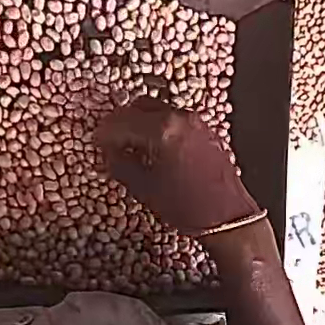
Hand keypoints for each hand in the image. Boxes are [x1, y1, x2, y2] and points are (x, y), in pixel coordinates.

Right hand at [97, 97, 257, 234]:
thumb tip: (109, 155)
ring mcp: (195, 123)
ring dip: (140, 122)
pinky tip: (153, 148)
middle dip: (121, 122)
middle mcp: (180, 119)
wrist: (227, 218)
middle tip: (110, 142)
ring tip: (130, 146)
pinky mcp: (205, 131)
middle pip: (138, 107)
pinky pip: (174, 119)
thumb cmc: (189, 207)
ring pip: (157, 109)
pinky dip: (158, 126)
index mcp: (162, 130)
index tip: (96, 142)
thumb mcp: (146, 189)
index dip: (104, 133)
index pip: (121, 122)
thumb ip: (122, 166)